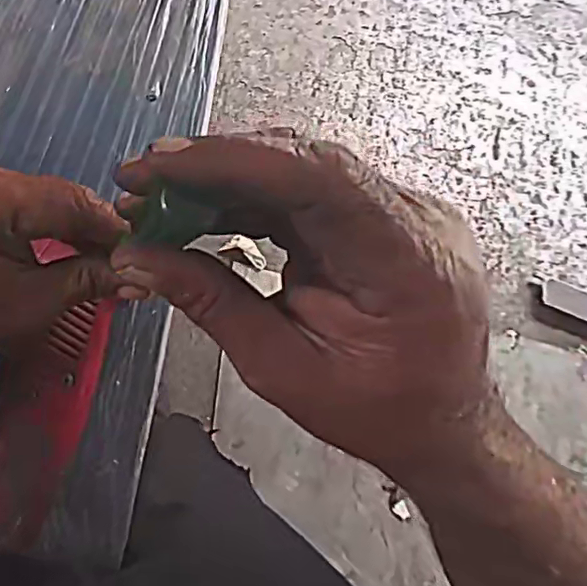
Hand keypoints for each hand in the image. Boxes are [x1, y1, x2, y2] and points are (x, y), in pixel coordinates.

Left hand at [0, 162, 128, 369]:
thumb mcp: (31, 299)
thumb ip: (86, 280)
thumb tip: (132, 277)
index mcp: (3, 194)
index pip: (76, 202)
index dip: (114, 229)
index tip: (142, 253)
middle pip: (67, 197)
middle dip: (99, 230)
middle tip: (128, 261)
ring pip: (54, 201)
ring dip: (81, 231)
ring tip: (107, 262)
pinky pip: (35, 207)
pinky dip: (58, 229)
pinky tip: (76, 253)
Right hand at [111, 133, 493, 475]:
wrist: (445, 425)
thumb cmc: (379, 413)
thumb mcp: (282, 369)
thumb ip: (211, 303)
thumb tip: (141, 257)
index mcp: (406, 260)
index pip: (315, 177)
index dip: (231, 160)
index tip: (163, 164)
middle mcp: (411, 218)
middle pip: (299, 161)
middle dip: (211, 164)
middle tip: (141, 178)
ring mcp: (397, 209)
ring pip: (294, 166)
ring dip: (220, 176)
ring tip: (157, 195)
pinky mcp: (375, 212)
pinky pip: (301, 187)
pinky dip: (244, 193)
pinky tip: (199, 206)